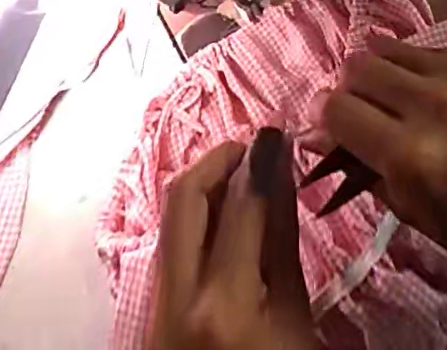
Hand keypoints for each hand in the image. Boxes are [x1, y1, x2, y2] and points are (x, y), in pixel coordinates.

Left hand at [149, 131, 318, 349]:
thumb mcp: (295, 317)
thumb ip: (283, 236)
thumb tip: (280, 170)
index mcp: (221, 305)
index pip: (241, 202)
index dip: (262, 157)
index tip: (278, 130)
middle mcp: (175, 299)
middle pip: (183, 196)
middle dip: (219, 158)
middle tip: (254, 147)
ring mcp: (154, 308)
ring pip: (172, 217)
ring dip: (208, 183)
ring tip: (247, 174)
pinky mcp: (152, 313)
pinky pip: (174, 243)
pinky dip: (201, 215)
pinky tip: (230, 213)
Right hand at [319, 36, 446, 285]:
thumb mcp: (420, 219)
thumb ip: (370, 173)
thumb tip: (329, 144)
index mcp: (412, 154)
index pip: (338, 112)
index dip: (324, 123)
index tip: (328, 135)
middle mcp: (427, 102)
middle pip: (355, 69)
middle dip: (347, 93)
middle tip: (358, 117)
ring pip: (381, 49)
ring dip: (373, 74)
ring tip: (386, 99)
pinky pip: (416, 50)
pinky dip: (405, 68)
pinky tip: (420, 92)